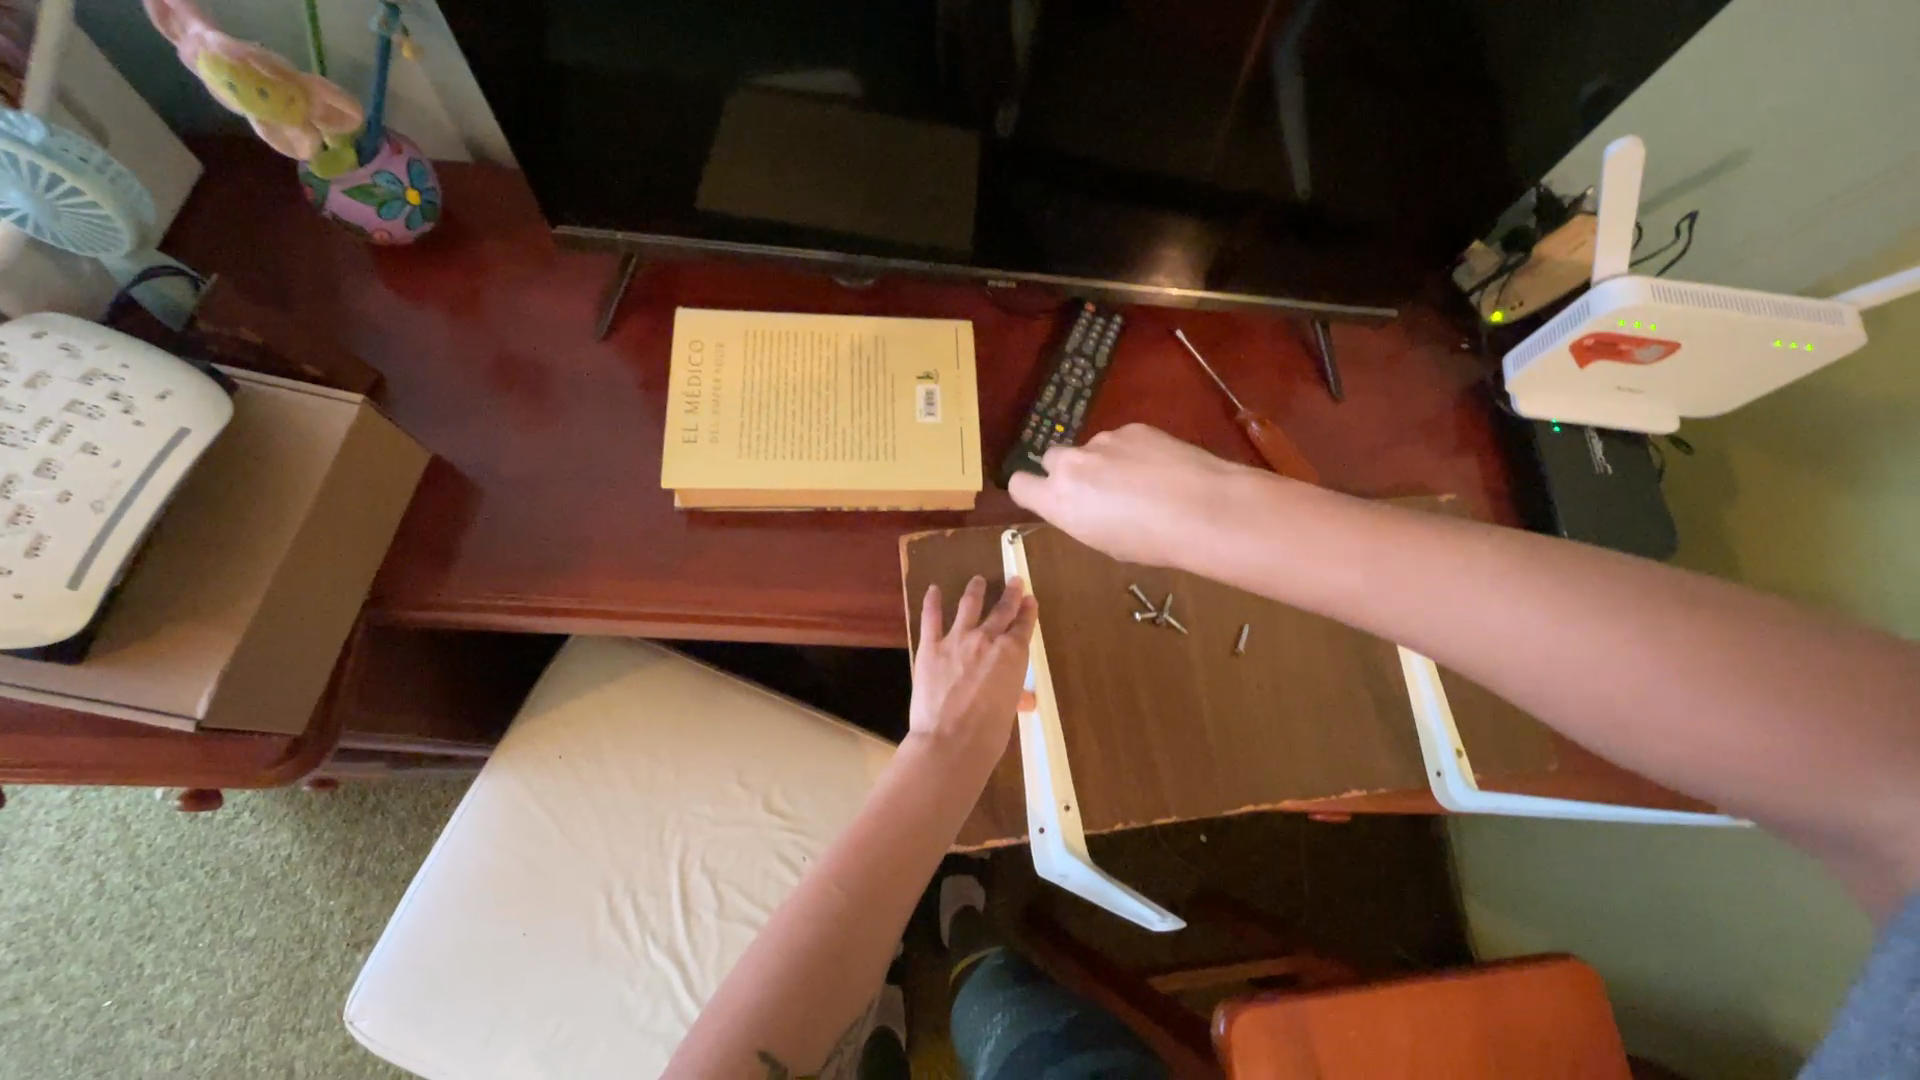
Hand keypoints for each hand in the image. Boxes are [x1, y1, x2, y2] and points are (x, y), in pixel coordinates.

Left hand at [909, 575, 1038, 761]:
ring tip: (977, 580)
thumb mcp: (1009, 711)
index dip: (1028, 611)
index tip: (1029, 600)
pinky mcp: (930, 646)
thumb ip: (1014, 696)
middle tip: (1014, 581)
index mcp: (1012, 654)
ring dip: (975, 591)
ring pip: (969, 606)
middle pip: (1001, 611)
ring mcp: (957, 639)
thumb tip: (1024, 701)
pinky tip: (932, 590)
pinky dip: (932, 602)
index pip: (1023, 626)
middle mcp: (987, 639)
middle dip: (1010, 595)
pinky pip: (931, 618)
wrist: (950, 741)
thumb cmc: (988, 734)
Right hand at [1007, 424, 1253, 566]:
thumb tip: (1084, 504)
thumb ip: (1081, 515)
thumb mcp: (1104, 541)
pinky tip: (1160, 470)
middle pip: (1052, 458)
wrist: (1202, 509)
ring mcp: (1102, 441)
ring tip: (1141, 484)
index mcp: (1059, 499)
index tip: (1047, 497)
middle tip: (1098, 491)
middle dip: (1068, 471)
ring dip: (1105, 462)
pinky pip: (1122, 440)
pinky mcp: (1133, 428)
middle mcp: (1072, 464)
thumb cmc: (1151, 542)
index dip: (1031, 489)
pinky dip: (1133, 453)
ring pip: (1091, 449)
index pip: (1019, 484)